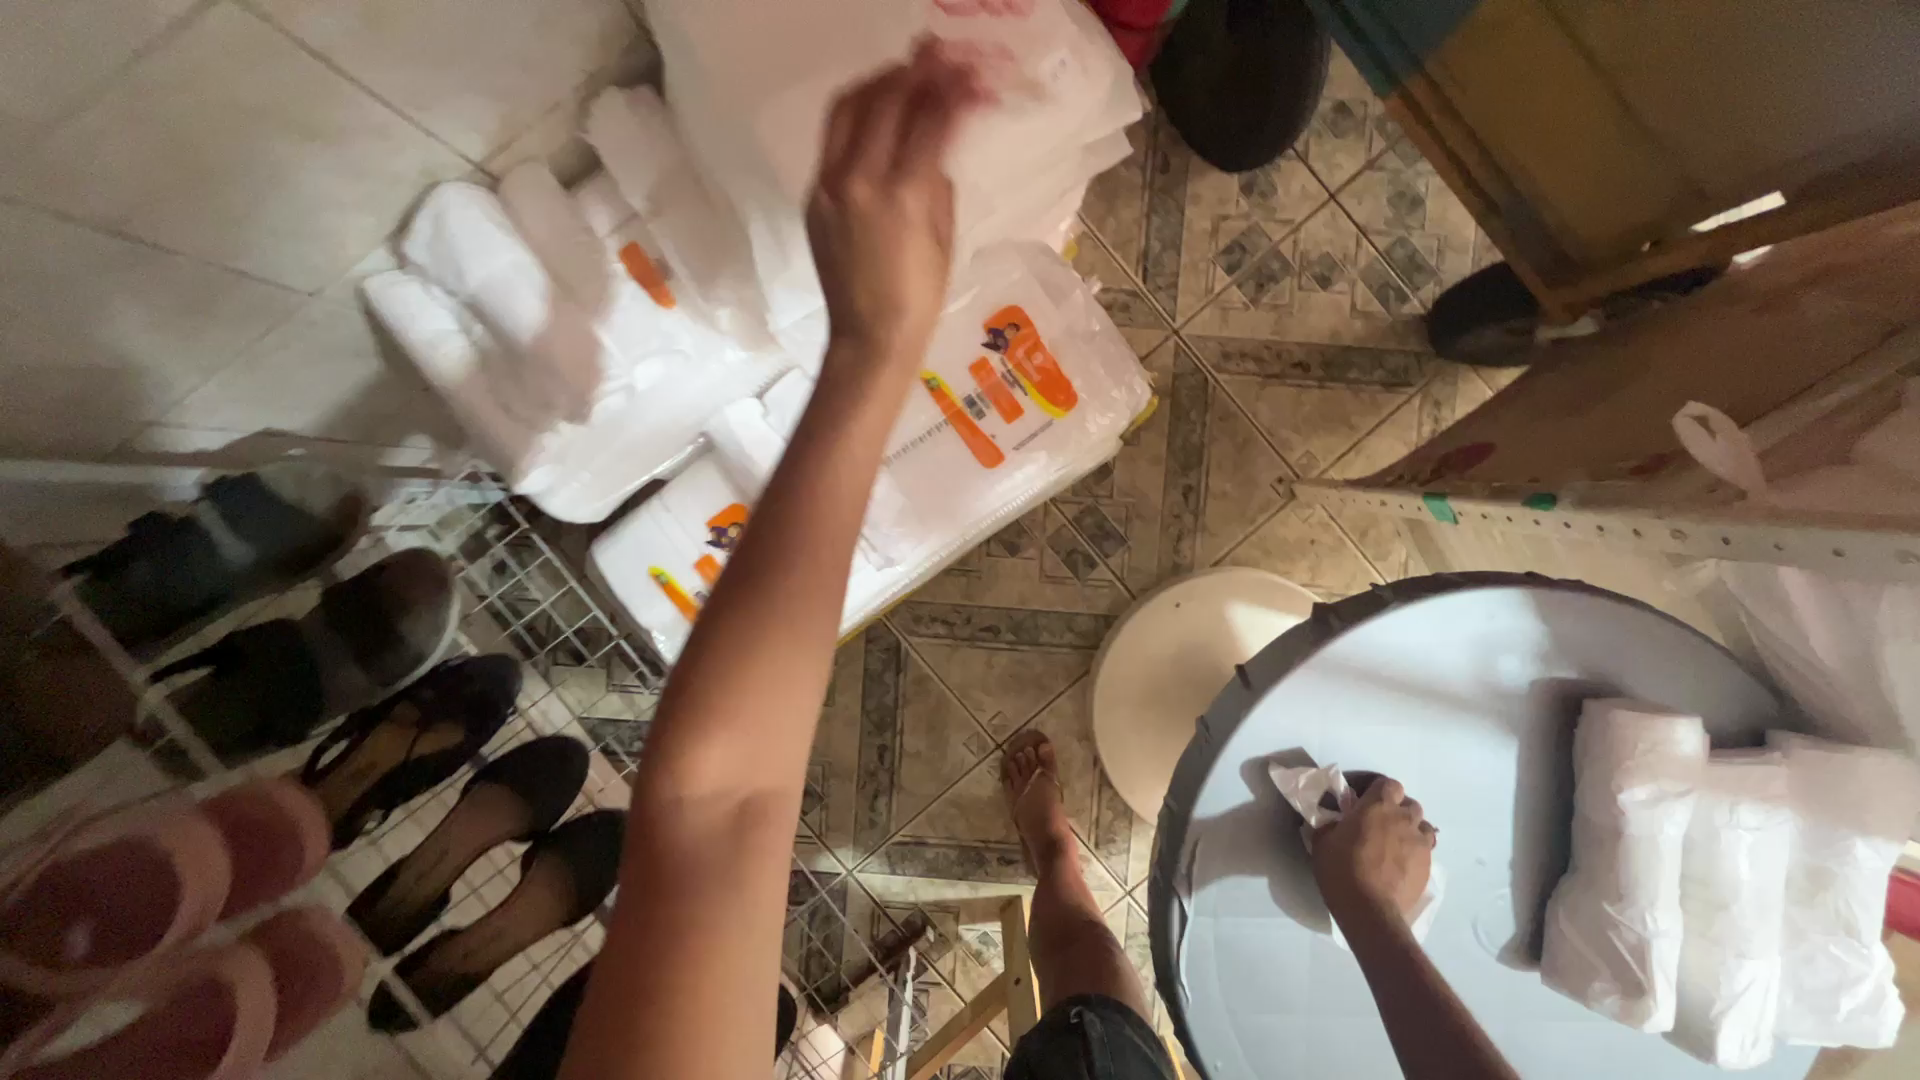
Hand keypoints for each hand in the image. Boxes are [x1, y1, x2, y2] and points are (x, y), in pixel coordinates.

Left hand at [808, 38, 990, 365]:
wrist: (869, 338)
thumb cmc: (919, 298)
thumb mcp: (943, 238)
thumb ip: (938, 181)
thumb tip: (935, 143)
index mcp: (902, 194)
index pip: (929, 120)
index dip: (951, 91)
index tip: (966, 75)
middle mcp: (860, 179)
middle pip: (885, 100)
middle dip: (914, 73)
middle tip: (936, 59)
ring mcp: (830, 186)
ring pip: (848, 109)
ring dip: (878, 84)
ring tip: (902, 76)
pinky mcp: (815, 197)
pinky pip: (834, 140)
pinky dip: (857, 117)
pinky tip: (876, 117)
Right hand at [1311, 776, 1436, 925]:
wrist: (1369, 909)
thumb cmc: (1341, 868)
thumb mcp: (1322, 840)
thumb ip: (1332, 823)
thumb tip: (1335, 820)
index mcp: (1377, 806)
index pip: (1389, 784)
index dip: (1379, 791)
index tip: (1365, 802)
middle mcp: (1403, 819)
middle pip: (1410, 804)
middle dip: (1397, 809)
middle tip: (1380, 823)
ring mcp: (1420, 844)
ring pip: (1423, 826)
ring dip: (1411, 829)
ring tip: (1395, 843)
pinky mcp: (1428, 866)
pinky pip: (1426, 850)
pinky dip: (1415, 851)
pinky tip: (1401, 864)